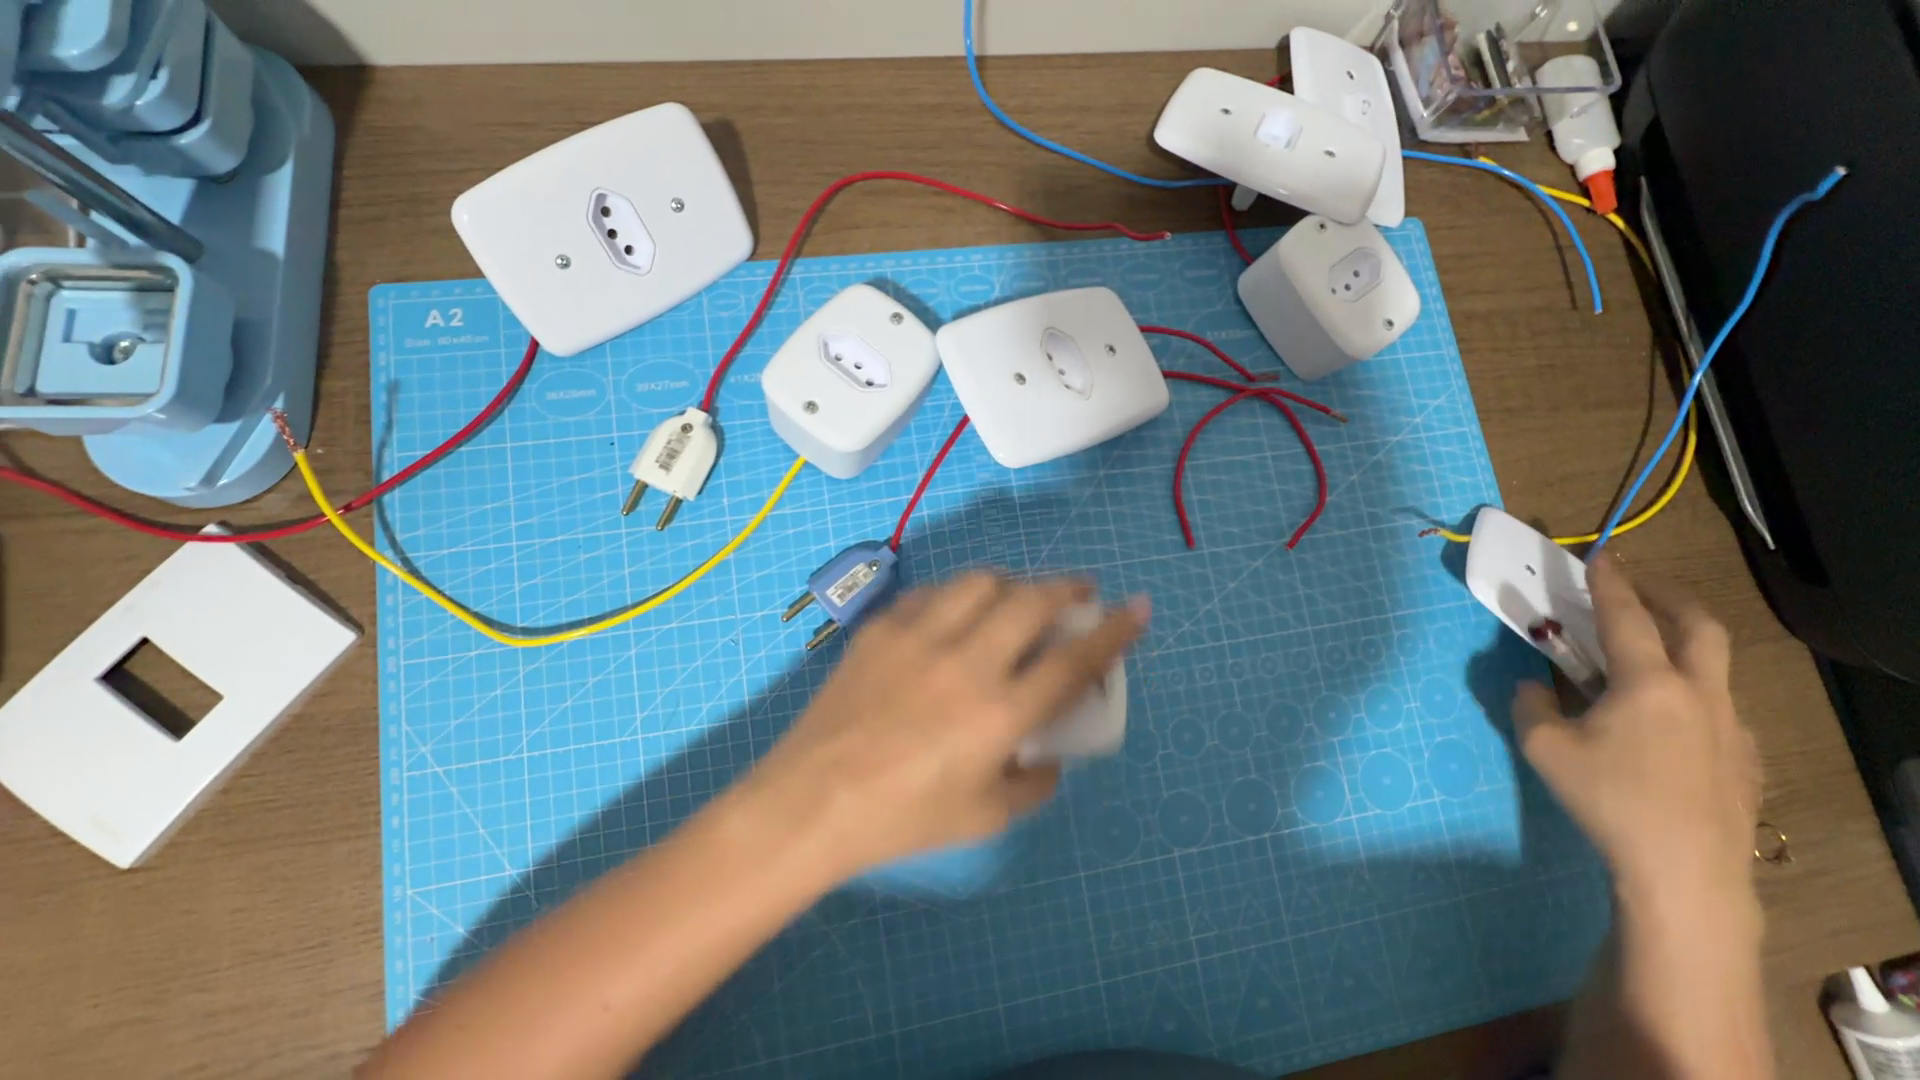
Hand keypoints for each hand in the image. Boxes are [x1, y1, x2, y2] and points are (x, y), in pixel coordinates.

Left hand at [743, 571, 1148, 876]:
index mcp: (1001, 711)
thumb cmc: (904, 818)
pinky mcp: (881, 628)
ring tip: (1017, 597)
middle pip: (1032, 600)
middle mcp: (968, 661)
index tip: (1138, 607)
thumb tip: (1049, 760)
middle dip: (1068, 588)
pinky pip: (933, 592)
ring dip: (1012, 582)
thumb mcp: (984, 817)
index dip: (1115, 631)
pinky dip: (959, 594)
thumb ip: (1033, 786)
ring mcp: (920, 636)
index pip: (1074, 659)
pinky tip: (957, 612)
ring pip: (981, 581)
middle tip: (1081, 592)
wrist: (813, 800)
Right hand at [1513, 558, 1761, 905]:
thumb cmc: (1608, 800)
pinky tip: (1667, 715)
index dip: (1609, 582)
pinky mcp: (1744, 757)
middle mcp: (1698, 692)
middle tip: (1637, 584)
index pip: (1626, 616)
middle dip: (1666, 595)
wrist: (1684, 870)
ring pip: (1714, 664)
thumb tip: (1533, 685)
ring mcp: (1730, 724)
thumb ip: (1530, 706)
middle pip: (1697, 624)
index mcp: (1648, 682)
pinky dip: (1692, 688)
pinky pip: (1719, 705)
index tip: (1599, 555)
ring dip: (1683, 641)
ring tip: (1649, 649)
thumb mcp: (1545, 749)